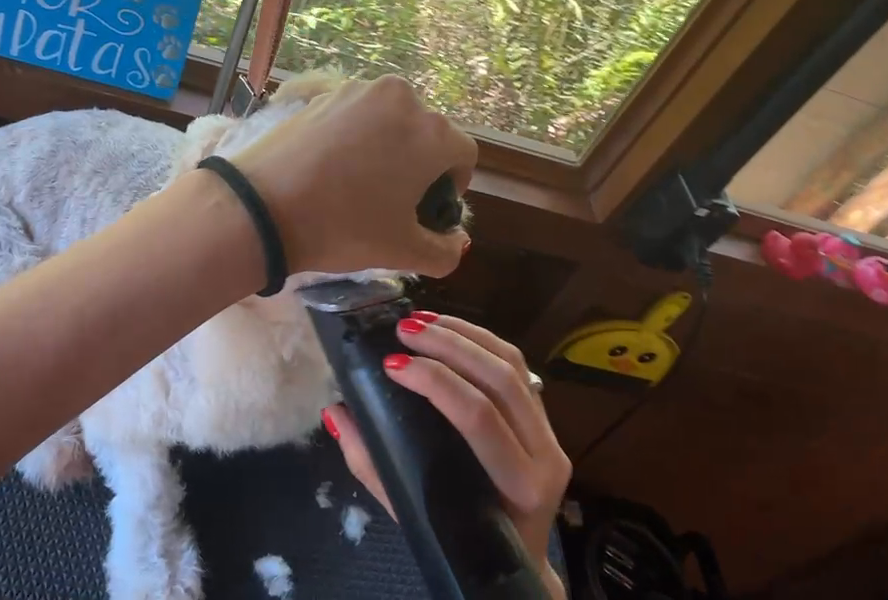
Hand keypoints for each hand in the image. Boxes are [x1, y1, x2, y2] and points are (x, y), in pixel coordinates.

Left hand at [230, 76, 474, 277]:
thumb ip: (445, 250)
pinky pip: (354, 115)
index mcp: (432, 131)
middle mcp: (401, 97)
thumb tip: (453, 240)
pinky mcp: (322, 92)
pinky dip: (353, 136)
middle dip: (419, 163)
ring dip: (386, 146)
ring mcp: (358, 90)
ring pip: (389, 120)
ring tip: (357, 183)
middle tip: (391, 200)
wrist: (261, 208)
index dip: (452, 186)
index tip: (426, 210)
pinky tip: (330, 167)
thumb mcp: (404, 251)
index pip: (463, 155)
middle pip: (426, 132)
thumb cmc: (343, 228)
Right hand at [323, 314, 569, 599]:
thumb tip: (336, 413)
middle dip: (448, 345)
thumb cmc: (462, 545)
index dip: (436, 383)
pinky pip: (517, 365)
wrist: (519, 567)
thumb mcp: (416, 515)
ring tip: (422, 319)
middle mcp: (544, 455)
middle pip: (500, 380)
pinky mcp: (545, 416)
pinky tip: (448, 328)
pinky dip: (480, 338)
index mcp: (518, 486)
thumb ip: (373, 466)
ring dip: (464, 333)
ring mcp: (551, 433)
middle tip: (402, 329)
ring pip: (512, 363)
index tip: (391, 365)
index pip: (480, 418)